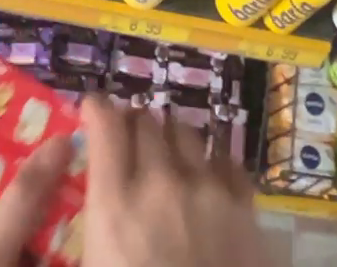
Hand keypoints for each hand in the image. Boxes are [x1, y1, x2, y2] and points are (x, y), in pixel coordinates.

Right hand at [80, 97, 265, 266]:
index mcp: (114, 206)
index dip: (96, 109)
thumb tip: (94, 212)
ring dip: (172, 134)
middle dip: (134, 121)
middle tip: (129, 131)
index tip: (92, 107)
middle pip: (147, 122)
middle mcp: (160, 183)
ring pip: (187, 133)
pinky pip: (227, 161)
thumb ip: (96, 230)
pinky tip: (209, 172)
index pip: (105, 127)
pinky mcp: (244, 206)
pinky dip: (213, 159)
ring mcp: (207, 190)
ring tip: (167, 146)